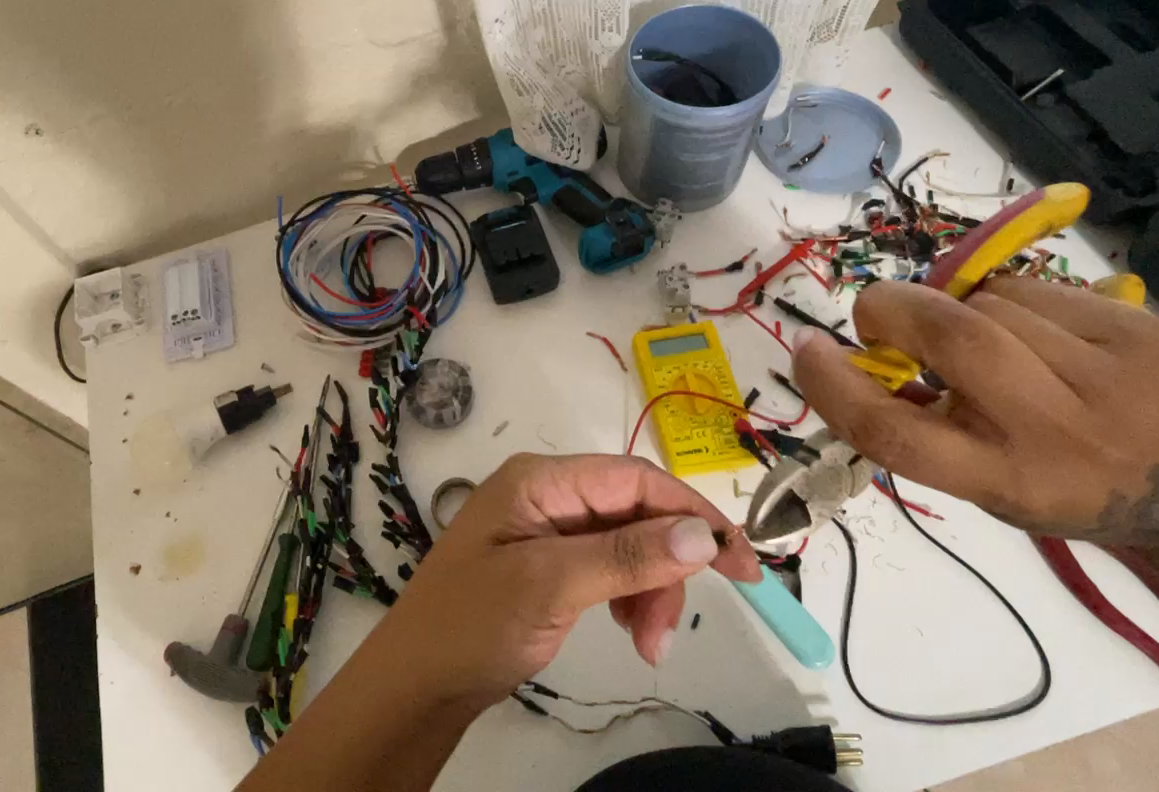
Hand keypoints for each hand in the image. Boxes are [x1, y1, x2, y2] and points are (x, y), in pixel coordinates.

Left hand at [360, 453, 760, 711]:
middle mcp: (548, 494)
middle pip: (636, 513)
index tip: (741, 562)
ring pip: (630, 546)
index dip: (691, 512)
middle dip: (666, 567)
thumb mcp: (549, 585)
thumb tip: (702, 533)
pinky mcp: (551, 563)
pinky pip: (610, 569)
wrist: (418, 679)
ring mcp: (549, 529)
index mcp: (541, 481)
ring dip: (650, 592)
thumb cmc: (472, 623)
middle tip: (669, 631)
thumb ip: (625, 556)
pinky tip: (629, 632)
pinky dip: (630, 599)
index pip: (634, 479)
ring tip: (647, 646)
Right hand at [791, 277, 1158, 544]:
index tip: (806, 347)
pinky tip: (1024, 329)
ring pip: (988, 302)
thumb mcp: (976, 476)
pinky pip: (1032, 288)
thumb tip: (856, 352)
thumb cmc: (1053, 483)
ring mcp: (1114, 376)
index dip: (832, 384)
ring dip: (953, 308)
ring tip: (973, 337)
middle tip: (878, 318)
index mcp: (1006, 479)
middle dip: (893, 309)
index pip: (894, 429)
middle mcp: (1062, 433)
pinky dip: (1001, 298)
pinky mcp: (1144, 332)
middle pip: (952, 338)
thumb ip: (914, 421)